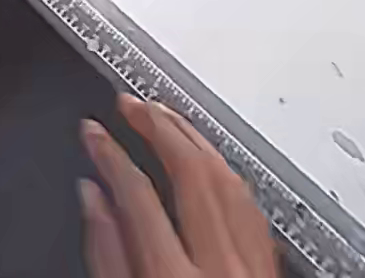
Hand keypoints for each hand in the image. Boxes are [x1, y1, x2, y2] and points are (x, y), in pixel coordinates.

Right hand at [80, 95, 279, 277]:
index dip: (108, 153)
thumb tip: (91, 194)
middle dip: (154, 124)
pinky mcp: (273, 275)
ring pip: (227, 178)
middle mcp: (223, 272)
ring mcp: (255, 273)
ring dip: (190, 134)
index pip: (137, 194)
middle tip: (127, 103)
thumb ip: (107, 255)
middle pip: (190, 171)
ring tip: (161, 112)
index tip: (91, 131)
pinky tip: (203, 152)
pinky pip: (248, 202)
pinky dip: (220, 165)